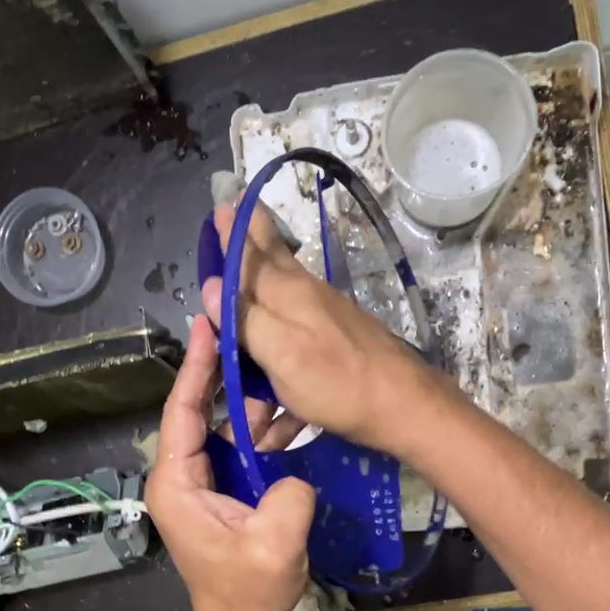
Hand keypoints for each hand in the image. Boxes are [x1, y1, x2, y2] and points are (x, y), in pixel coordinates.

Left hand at [146, 316, 315, 610]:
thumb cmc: (247, 592)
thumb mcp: (275, 546)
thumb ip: (288, 498)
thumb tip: (293, 474)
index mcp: (178, 483)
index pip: (182, 412)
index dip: (195, 368)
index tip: (207, 325)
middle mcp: (182, 475)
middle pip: (198, 411)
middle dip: (218, 369)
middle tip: (240, 326)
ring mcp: (201, 482)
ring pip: (221, 427)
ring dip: (246, 398)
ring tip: (272, 358)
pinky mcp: (222, 490)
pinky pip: (237, 448)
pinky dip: (259, 429)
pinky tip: (287, 409)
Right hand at [200, 203, 454, 454]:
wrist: (401, 403)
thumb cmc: (336, 382)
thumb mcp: (282, 355)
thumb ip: (245, 320)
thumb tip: (208, 285)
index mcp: (285, 293)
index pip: (247, 257)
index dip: (230, 237)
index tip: (219, 207)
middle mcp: (304, 292)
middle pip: (271, 257)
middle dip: (251, 234)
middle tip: (234, 207)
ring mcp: (325, 310)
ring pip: (286, 277)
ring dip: (267, 255)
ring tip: (254, 238)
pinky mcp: (338, 332)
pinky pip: (299, 306)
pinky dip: (284, 292)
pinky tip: (283, 293)